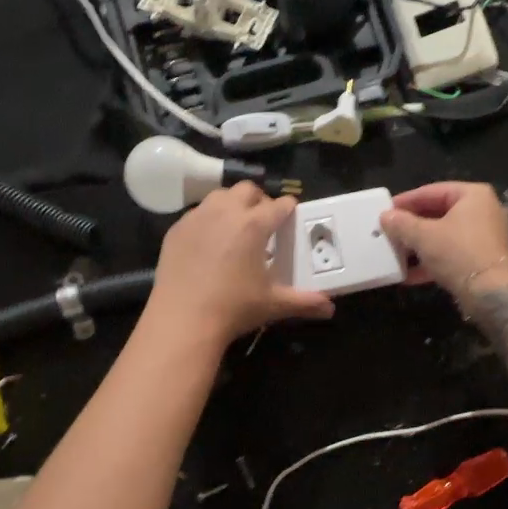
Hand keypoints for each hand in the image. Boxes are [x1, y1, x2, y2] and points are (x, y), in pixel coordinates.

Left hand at [147, 183, 334, 342]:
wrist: (183, 319)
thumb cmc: (233, 308)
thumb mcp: (273, 304)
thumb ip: (304, 302)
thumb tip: (330, 307)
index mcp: (254, 225)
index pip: (279, 204)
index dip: (288, 209)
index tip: (290, 217)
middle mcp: (226, 212)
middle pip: (248, 190)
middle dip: (259, 200)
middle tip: (264, 222)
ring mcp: (197, 217)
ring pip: (220, 196)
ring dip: (232, 205)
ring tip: (236, 228)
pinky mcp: (176, 229)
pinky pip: (197, 213)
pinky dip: (208, 220)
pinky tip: (210, 244)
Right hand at [379, 182, 507, 300]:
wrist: (490, 294)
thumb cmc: (458, 254)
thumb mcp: (424, 236)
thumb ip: (402, 224)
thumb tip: (385, 217)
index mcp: (473, 195)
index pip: (432, 191)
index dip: (406, 201)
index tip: (385, 210)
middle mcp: (482, 211)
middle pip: (438, 213)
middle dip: (412, 226)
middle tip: (389, 232)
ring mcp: (484, 237)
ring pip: (444, 236)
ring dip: (419, 246)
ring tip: (395, 253)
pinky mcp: (482, 260)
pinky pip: (452, 254)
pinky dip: (432, 261)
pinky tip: (409, 274)